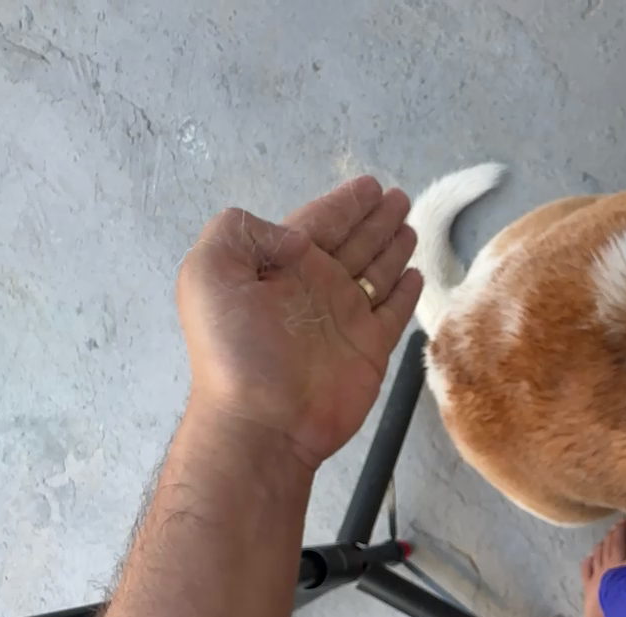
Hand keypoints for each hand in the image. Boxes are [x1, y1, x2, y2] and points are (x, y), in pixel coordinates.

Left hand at [176, 176, 422, 467]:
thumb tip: (299, 240)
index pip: (319, 223)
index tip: (371, 186)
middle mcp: (316, 288)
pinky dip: (406, 294)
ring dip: (393, 249)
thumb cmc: (235, 350)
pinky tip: (415, 275)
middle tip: (400, 198)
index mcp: (280, 266)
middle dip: (375, 220)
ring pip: (376, 273)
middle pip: (353, 243)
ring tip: (411, 227)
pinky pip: (393, 313)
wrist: (265, 420)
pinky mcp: (371, 349)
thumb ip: (246, 234)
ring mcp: (346, 320)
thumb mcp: (210, 272)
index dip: (345, 204)